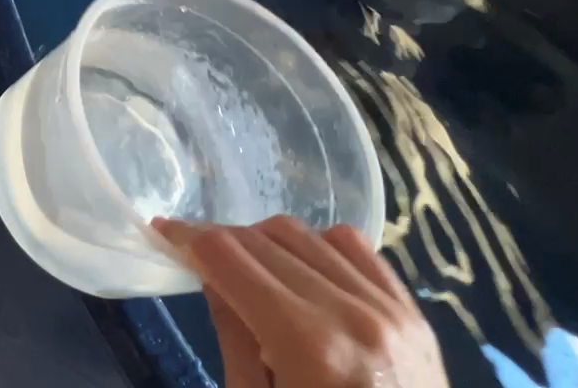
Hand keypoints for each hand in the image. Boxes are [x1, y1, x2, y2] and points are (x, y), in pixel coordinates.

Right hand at [153, 216, 447, 387]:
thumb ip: (232, 334)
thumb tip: (208, 274)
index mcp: (308, 344)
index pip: (225, 254)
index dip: (184, 236)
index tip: (162, 234)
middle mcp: (351, 314)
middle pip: (258, 238)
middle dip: (218, 240)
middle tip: (199, 259)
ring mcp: (390, 312)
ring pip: (300, 233)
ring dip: (262, 241)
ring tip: (251, 270)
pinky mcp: (414, 316)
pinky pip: (353, 247)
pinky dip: (315, 245)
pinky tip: (301, 271)